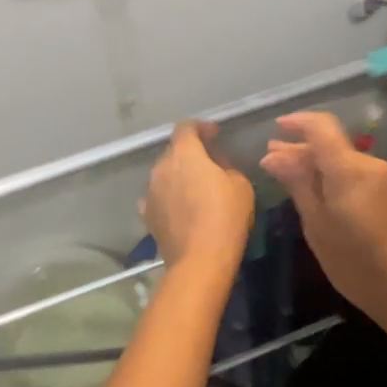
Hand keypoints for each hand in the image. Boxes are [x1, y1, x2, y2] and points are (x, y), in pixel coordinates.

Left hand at [141, 120, 254, 268]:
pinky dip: (169, 197)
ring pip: (164, 175)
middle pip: (174, 151)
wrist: (200, 259)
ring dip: (179, 176)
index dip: (201, 128)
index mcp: (184, 153)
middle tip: (210, 165)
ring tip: (196, 189)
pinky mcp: (146, 215)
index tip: (214, 134)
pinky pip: (158, 197)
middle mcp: (161, 167)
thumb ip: (226, 167)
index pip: (186, 127)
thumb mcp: (240, 185)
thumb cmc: (225, 216)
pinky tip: (180, 208)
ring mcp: (149, 192)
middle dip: (191, 154)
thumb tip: (216, 167)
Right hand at [259, 111, 386, 319]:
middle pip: (331, 144)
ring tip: (288, 174)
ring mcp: (384, 177)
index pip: (322, 127)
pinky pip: (355, 173)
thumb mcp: (316, 224)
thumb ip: (297, 183)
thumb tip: (274, 155)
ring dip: (316, 163)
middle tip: (271, 159)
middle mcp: (369, 164)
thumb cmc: (354, 261)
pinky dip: (333, 175)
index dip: (298, 122)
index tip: (276, 128)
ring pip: (343, 159)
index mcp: (349, 169)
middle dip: (301, 148)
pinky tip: (316, 190)